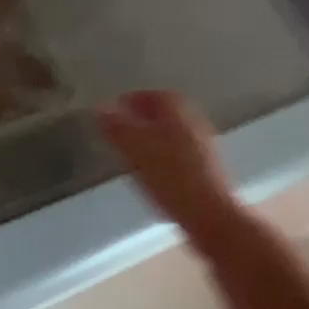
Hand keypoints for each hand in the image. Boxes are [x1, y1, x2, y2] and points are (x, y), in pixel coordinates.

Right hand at [97, 90, 239, 240]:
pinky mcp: (207, 170)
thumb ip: (115, 127)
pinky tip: (151, 170)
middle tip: (122, 126)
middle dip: (144, 117)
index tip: (117, 106)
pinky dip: (163, 154)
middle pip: (167, 113)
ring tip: (132, 148)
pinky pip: (180, 153)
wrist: (209, 214)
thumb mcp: (133, 149)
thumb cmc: (169, 176)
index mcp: (177, 111)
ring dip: (154, 136)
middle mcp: (194, 123)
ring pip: (174, 133)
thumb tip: (99, 109)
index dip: (134, 98)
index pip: (154, 95)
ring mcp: (203, 147)